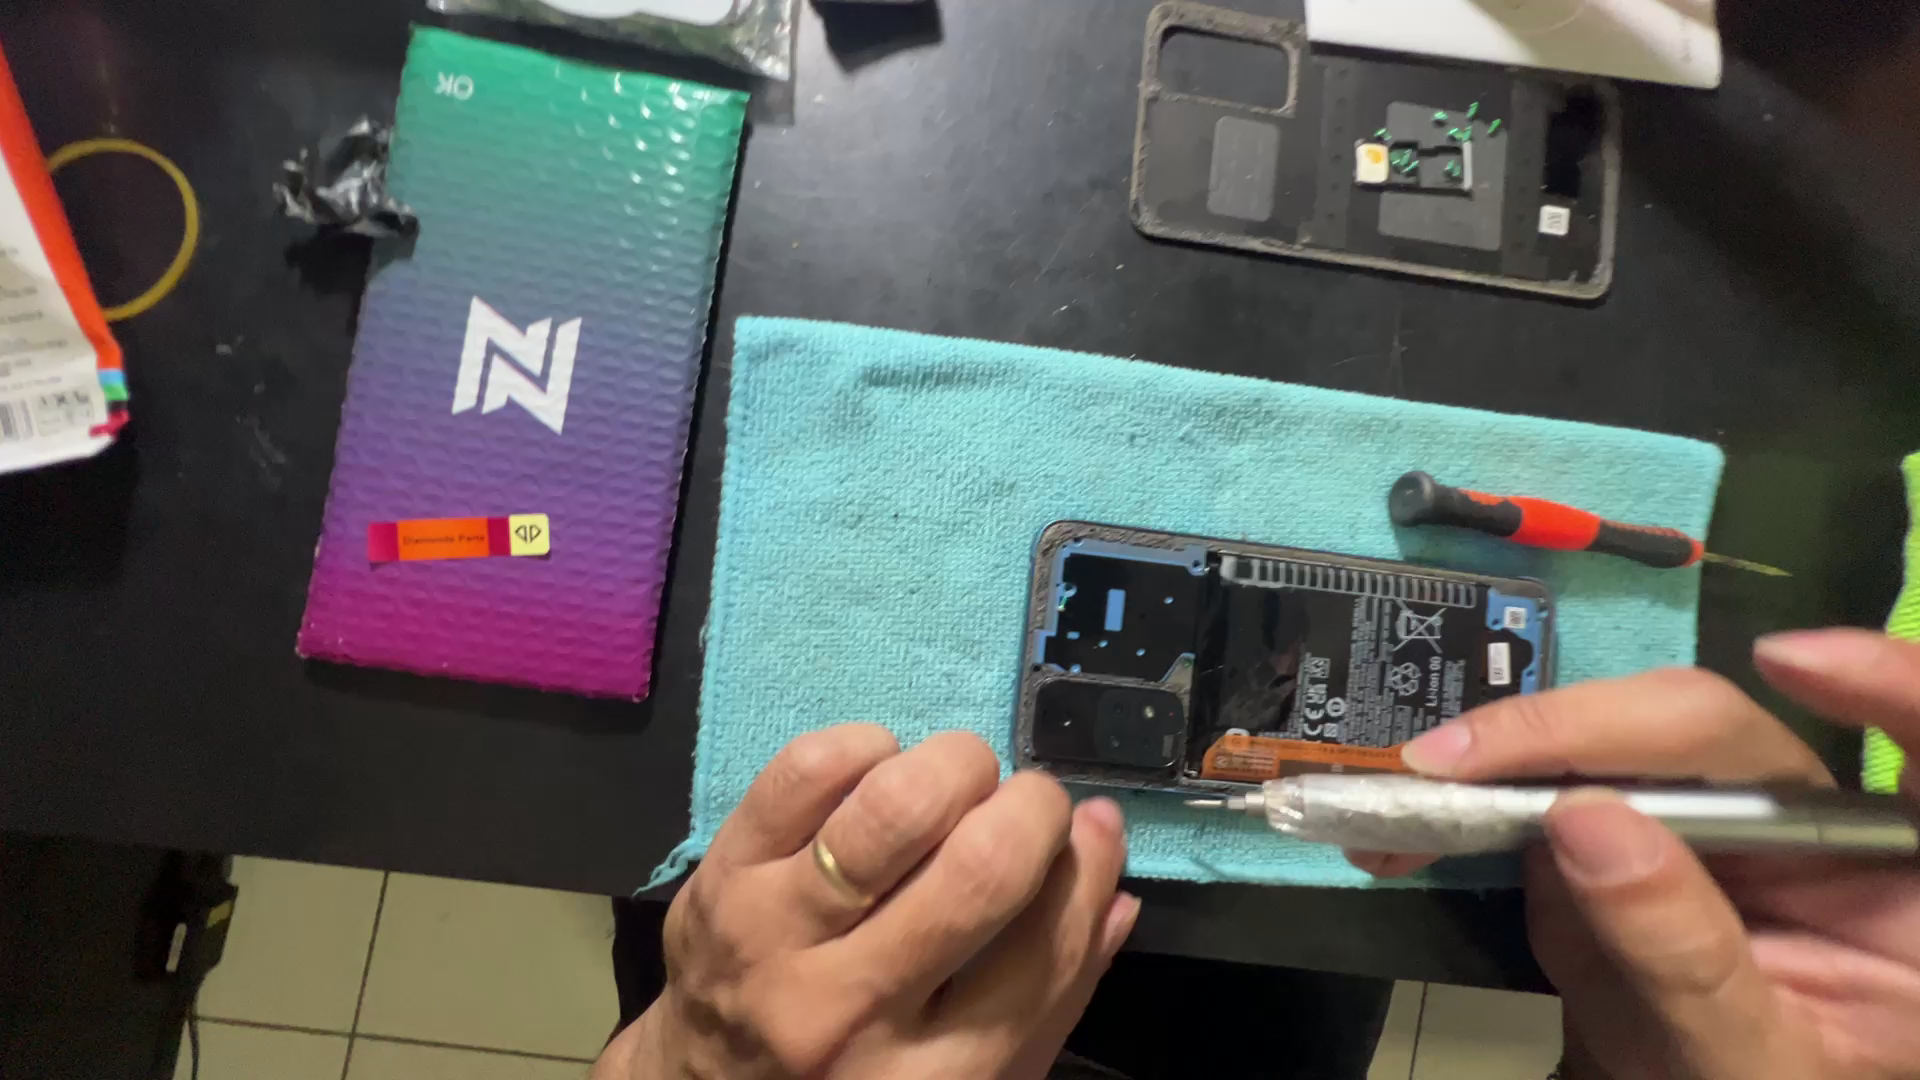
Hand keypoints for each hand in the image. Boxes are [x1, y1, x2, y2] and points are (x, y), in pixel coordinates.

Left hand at [594, 726, 1138, 1079]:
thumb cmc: (860, 1075)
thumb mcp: (971, 1070)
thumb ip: (1057, 975)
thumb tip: (1109, 844)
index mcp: (935, 1078)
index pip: (1044, 945)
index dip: (1082, 863)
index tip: (1081, 825)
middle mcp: (854, 1011)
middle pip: (978, 868)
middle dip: (1030, 806)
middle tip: (1024, 799)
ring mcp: (777, 935)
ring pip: (893, 809)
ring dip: (954, 764)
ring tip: (959, 775)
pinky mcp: (725, 872)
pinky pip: (807, 771)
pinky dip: (865, 743)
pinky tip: (880, 761)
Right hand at [1355, 628, 1919, 1078]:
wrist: (1654, 1077)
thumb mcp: (1730, 1060)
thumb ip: (1680, 955)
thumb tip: (1585, 815)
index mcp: (1899, 887)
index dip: (1894, 688)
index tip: (1789, 658)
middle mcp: (1804, 815)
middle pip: (1710, 723)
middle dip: (1580, 726)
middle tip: (1461, 758)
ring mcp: (1696, 789)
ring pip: (1609, 720)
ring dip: (1504, 741)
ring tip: (1421, 780)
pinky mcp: (1613, 783)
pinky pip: (1544, 749)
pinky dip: (1471, 766)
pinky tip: (1419, 793)